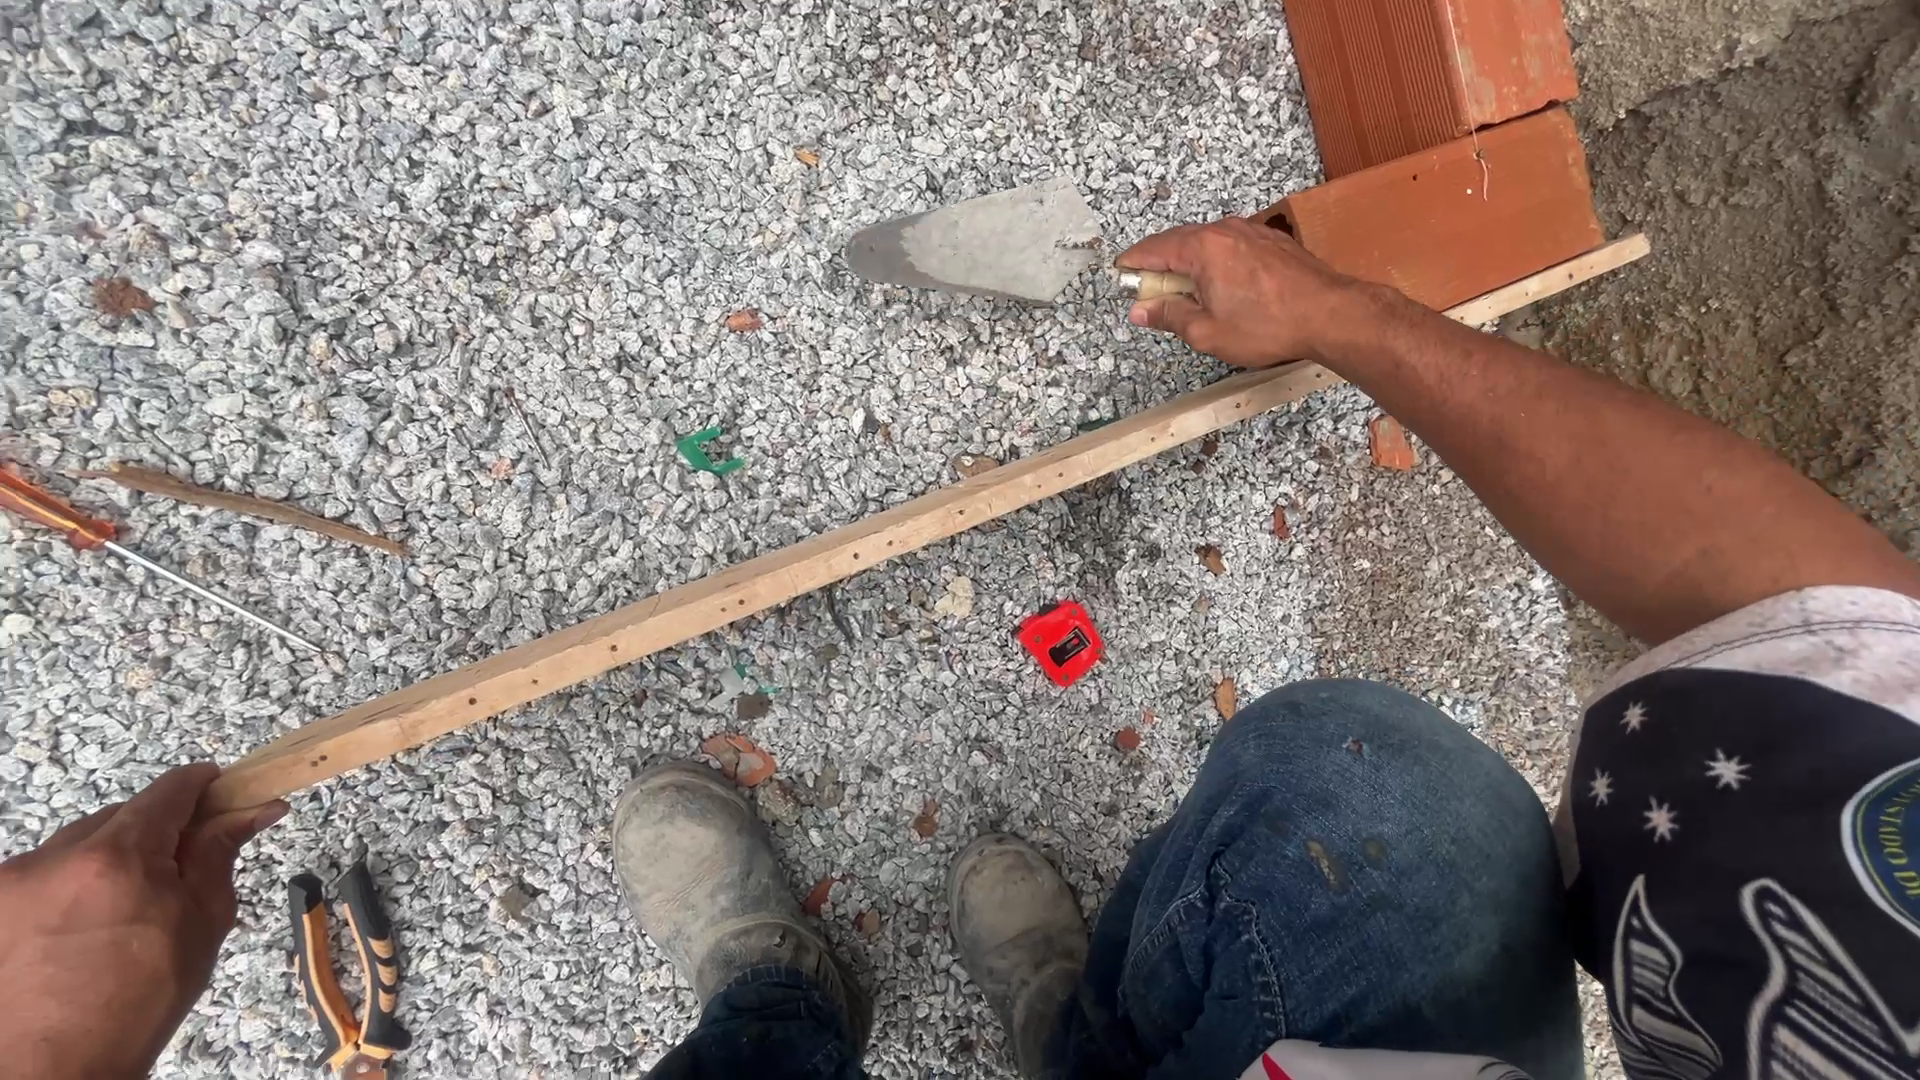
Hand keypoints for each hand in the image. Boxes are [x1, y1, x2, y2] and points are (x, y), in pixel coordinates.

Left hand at [0, 764, 287, 1078]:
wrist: (51, 1070)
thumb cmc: (142, 995)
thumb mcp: (204, 917)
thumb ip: (220, 852)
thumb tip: (256, 809)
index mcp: (115, 857)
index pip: (169, 791)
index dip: (205, 785)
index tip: (230, 790)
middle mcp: (48, 861)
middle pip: (120, 816)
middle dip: (158, 829)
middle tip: (188, 860)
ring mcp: (5, 889)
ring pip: (77, 845)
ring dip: (112, 856)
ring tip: (132, 902)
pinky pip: (42, 876)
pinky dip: (74, 883)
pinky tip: (89, 922)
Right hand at [1118, 217, 1392, 367]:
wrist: (1331, 315)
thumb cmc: (1271, 325)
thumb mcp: (1206, 332)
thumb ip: (1169, 316)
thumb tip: (1142, 310)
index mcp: (1204, 249)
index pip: (1153, 249)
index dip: (1132, 264)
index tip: (1120, 276)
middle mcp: (1226, 231)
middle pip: (1177, 243)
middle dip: (1158, 267)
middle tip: (1148, 295)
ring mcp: (1251, 233)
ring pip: (1205, 244)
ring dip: (1187, 266)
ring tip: (1183, 297)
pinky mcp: (1271, 242)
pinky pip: (1229, 247)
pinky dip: (1213, 264)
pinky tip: (1216, 289)